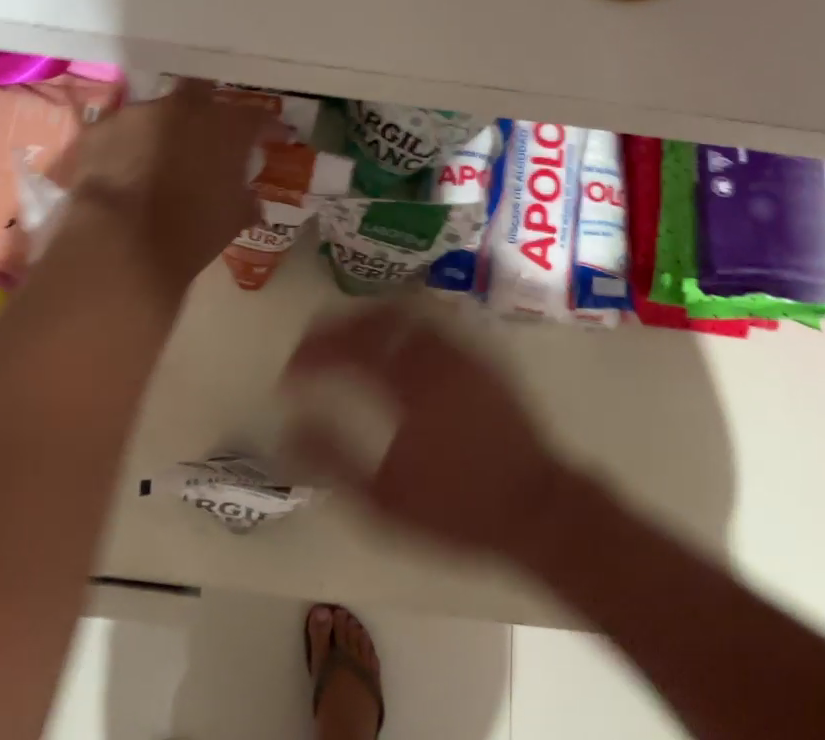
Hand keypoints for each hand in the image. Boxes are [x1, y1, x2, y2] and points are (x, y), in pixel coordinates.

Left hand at [58, 78, 276, 295]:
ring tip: (161, 158)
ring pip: (158, 111)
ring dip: (164, 129)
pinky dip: (127, 145)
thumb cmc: (191, 232)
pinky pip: (121, 131)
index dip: (266, 128)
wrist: (120, 242)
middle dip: (208, 112)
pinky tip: (125, 168)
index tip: (272, 138)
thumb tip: (251, 200)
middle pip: (203, 94)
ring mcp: (138, 113)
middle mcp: (184, 108)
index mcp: (226, 128)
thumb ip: (246, 200)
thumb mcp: (233, 220)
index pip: (257, 117)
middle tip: (209, 137)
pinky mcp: (100, 128)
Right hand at [282, 303, 579, 560]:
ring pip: (407, 312)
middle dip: (336, 326)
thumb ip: (330, 459)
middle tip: (314, 348)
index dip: (310, 355)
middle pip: (375, 316)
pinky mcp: (486, 360)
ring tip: (350, 342)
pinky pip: (436, 323)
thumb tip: (285, 429)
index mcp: (406, 385)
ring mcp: (464, 354)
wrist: (539, 511)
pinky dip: (405, 325)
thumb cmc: (457, 510)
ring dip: (370, 320)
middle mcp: (435, 357)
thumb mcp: (382, 500)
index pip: (344, 349)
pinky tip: (399, 349)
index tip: (289, 375)